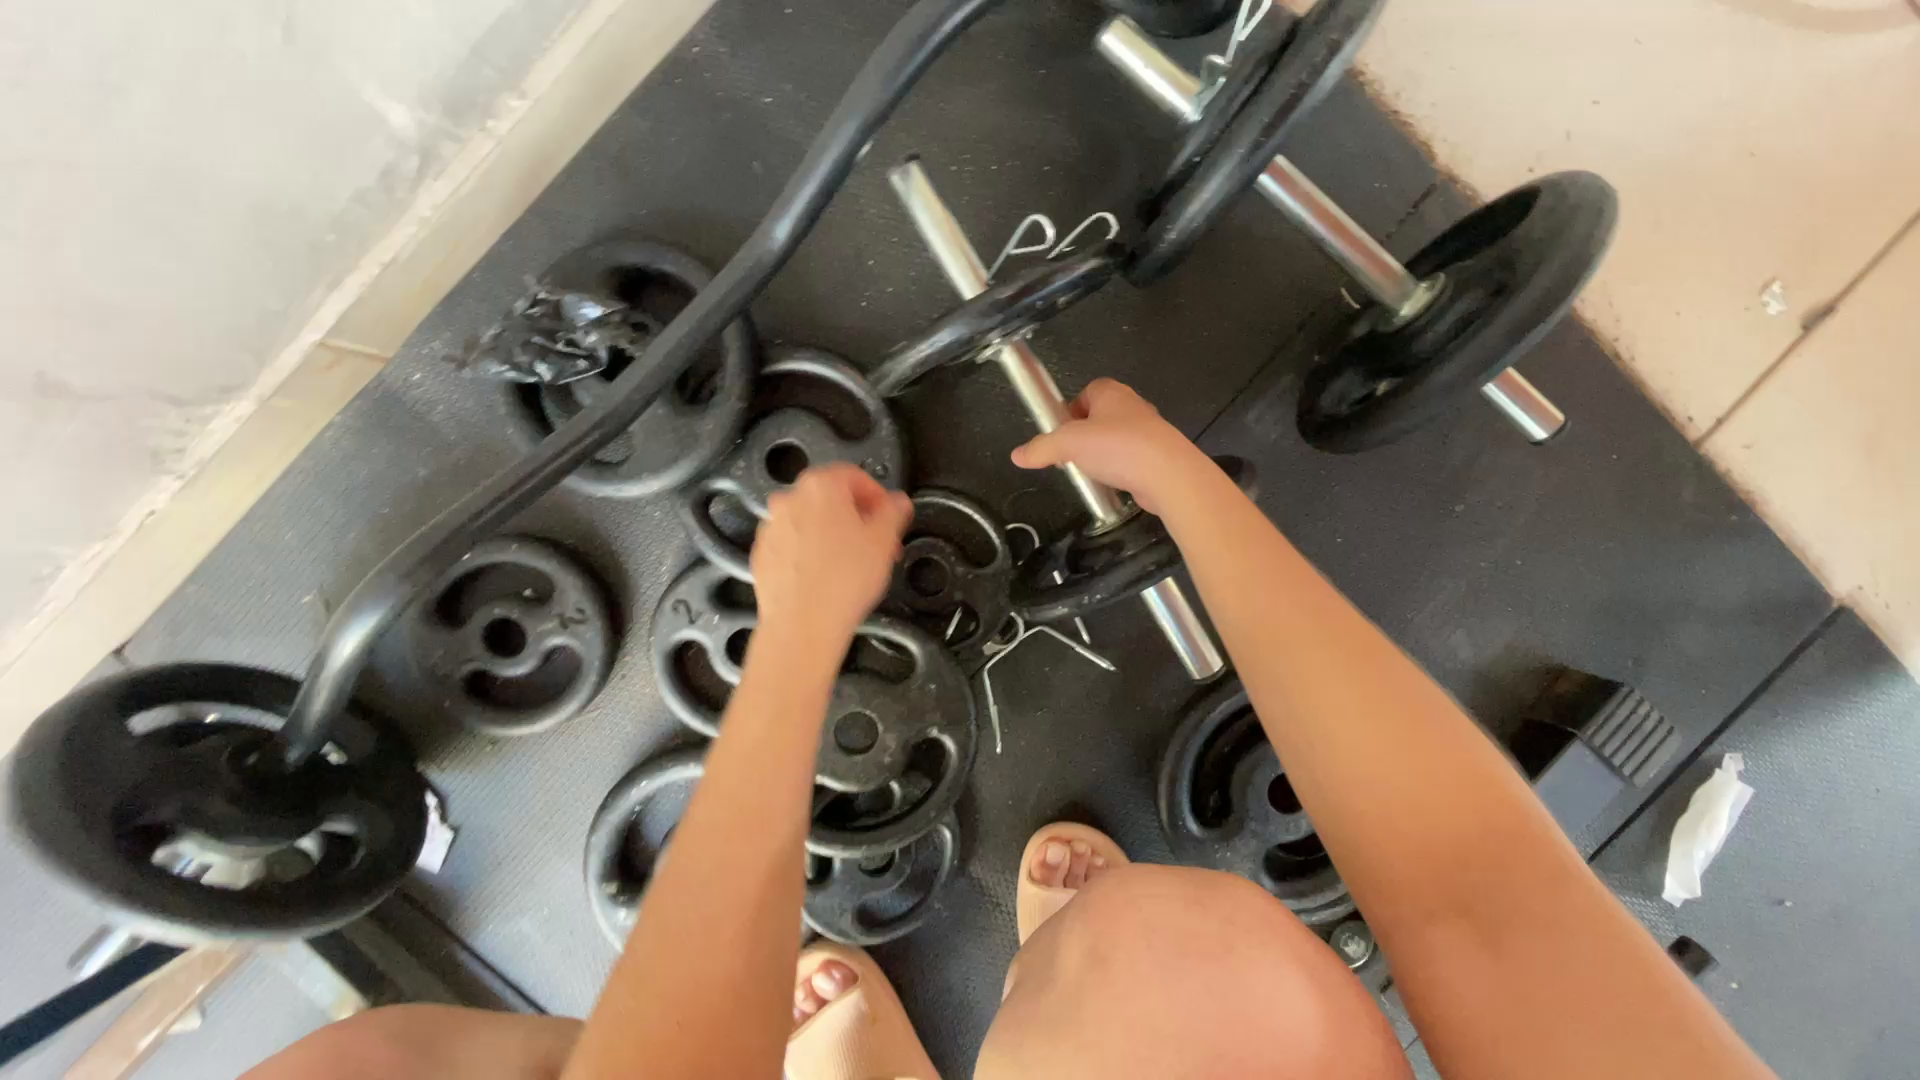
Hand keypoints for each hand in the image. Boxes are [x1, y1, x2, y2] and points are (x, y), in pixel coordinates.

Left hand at [750, 464, 912, 642]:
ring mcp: (772, 527)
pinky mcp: (763, 554)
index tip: (888, 513)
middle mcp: (790, 500)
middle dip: (856, 517)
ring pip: (810, 522)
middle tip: (876, 541)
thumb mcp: (884, 540)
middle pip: (830, 498)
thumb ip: (894, 511)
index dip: (877, 495)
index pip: (854, 475)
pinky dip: (810, 553)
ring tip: (853, 564)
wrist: (802, 624)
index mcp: (821, 486)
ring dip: (833, 535)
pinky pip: (793, 545)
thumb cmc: (840, 582)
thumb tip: (897, 503)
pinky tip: (828, 576)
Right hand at [1010, 378, 1204, 514]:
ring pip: (1116, 439)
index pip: (1087, 391)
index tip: (1060, 431)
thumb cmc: (1117, 447)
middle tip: (1070, 454)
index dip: (1071, 409)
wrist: (1168, 474)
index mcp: (1112, 393)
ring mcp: (1148, 431)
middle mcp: (1132, 406)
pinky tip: (1111, 484)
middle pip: (1100, 416)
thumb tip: (1018, 455)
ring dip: (1101, 454)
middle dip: (1084, 435)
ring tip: (1089, 472)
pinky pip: (1130, 459)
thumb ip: (1041, 448)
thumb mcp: (1068, 445)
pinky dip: (1119, 469)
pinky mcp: (1158, 455)